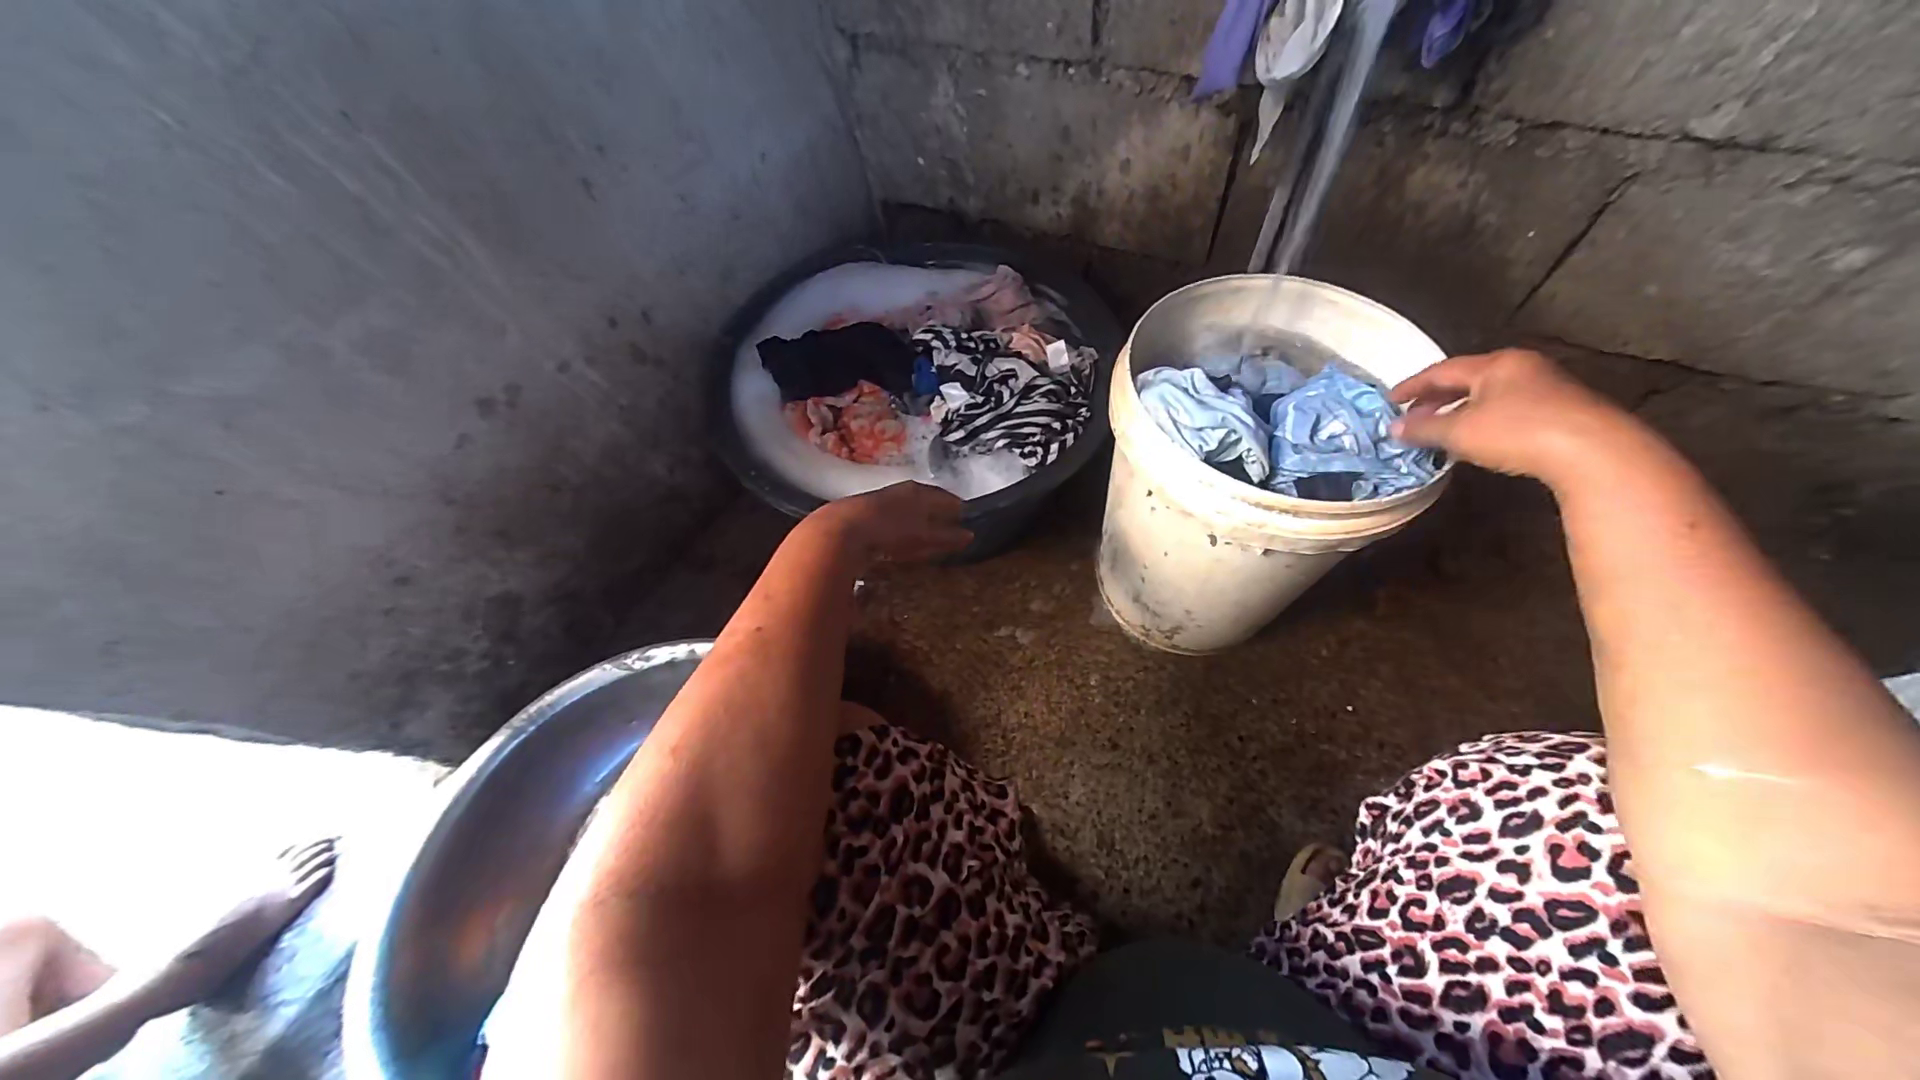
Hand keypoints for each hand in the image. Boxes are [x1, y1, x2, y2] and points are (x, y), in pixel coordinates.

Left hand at [811, 482, 972, 565]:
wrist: (837, 533)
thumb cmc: (887, 527)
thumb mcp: (922, 533)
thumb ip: (945, 536)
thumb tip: (968, 535)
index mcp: (914, 492)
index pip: (939, 496)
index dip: (951, 505)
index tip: (963, 513)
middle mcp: (896, 495)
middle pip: (920, 504)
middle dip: (934, 515)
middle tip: (948, 525)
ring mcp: (876, 509)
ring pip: (903, 517)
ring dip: (916, 528)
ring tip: (927, 539)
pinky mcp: (860, 526)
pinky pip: (888, 531)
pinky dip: (899, 539)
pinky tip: (899, 548)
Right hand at [1389, 348, 1647, 488]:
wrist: (1594, 451)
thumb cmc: (1518, 431)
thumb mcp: (1460, 431)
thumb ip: (1424, 428)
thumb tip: (1394, 427)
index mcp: (1496, 364)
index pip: (1443, 370)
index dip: (1413, 386)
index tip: (1390, 400)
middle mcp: (1522, 367)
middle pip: (1468, 379)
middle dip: (1436, 398)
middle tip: (1412, 415)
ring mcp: (1545, 387)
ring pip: (1488, 394)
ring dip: (1459, 410)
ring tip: (1438, 428)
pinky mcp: (1559, 409)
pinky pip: (1507, 408)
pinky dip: (1482, 419)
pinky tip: (1474, 437)